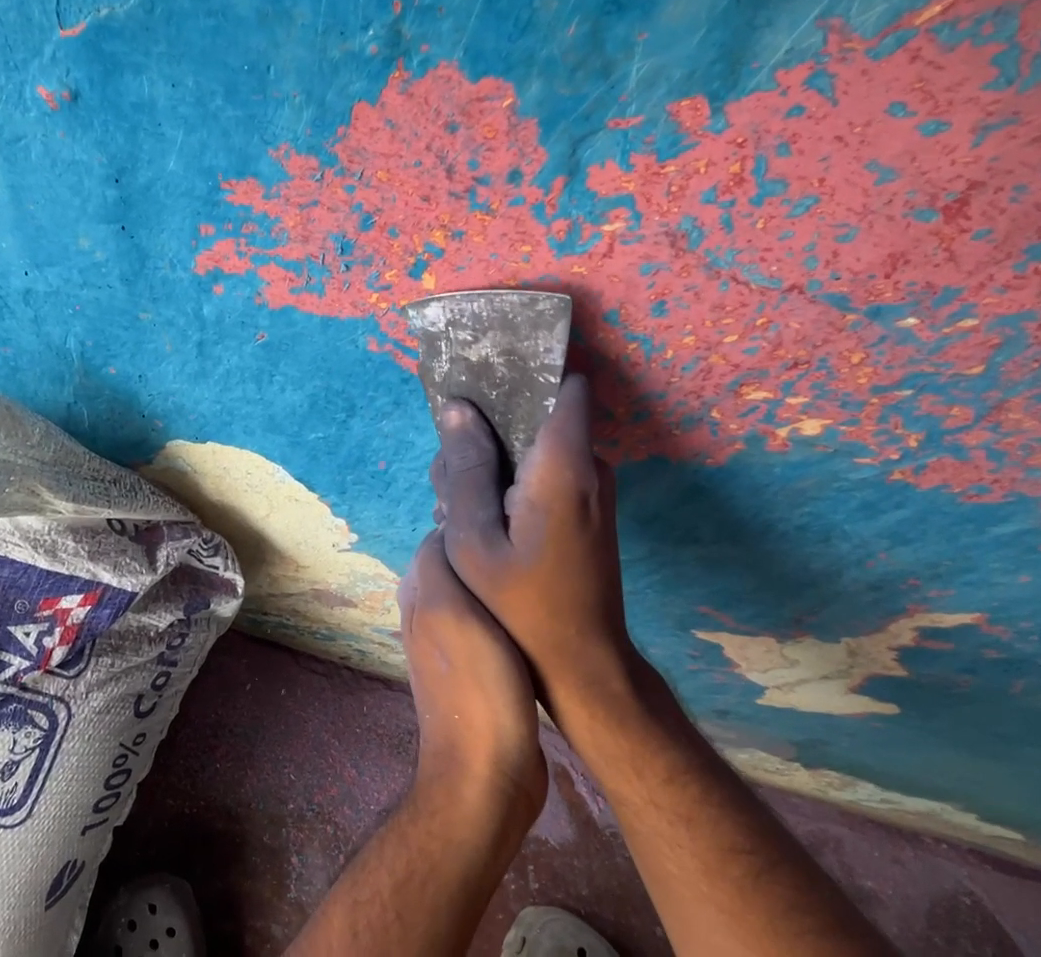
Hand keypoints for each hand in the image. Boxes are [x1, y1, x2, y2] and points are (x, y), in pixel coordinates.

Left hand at [397, 530, 545, 828]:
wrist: (489, 770)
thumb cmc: (476, 684)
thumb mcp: (451, 610)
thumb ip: (440, 564)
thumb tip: (445, 526)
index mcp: (417, 592)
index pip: (443, 535)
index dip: (476, 520)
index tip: (516, 509)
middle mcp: (426, 611)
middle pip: (462, 561)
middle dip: (492, 546)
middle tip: (537, 534)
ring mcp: (452, 641)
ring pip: (479, 590)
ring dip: (503, 578)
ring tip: (542, 563)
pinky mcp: (478, 668)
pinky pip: (494, 622)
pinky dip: (512, 609)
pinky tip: (538, 610)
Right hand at [433, 374, 639, 720]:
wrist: (581, 666)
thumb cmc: (521, 606)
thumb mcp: (474, 539)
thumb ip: (465, 469)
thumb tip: (456, 407)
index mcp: (564, 466)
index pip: (561, 384)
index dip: (520, 374)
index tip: (475, 387)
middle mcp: (588, 466)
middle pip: (529, 418)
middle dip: (482, 438)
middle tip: (450, 493)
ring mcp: (590, 489)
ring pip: (527, 448)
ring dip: (487, 470)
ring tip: (460, 520)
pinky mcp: (584, 509)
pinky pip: (537, 474)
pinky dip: (504, 489)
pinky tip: (478, 531)